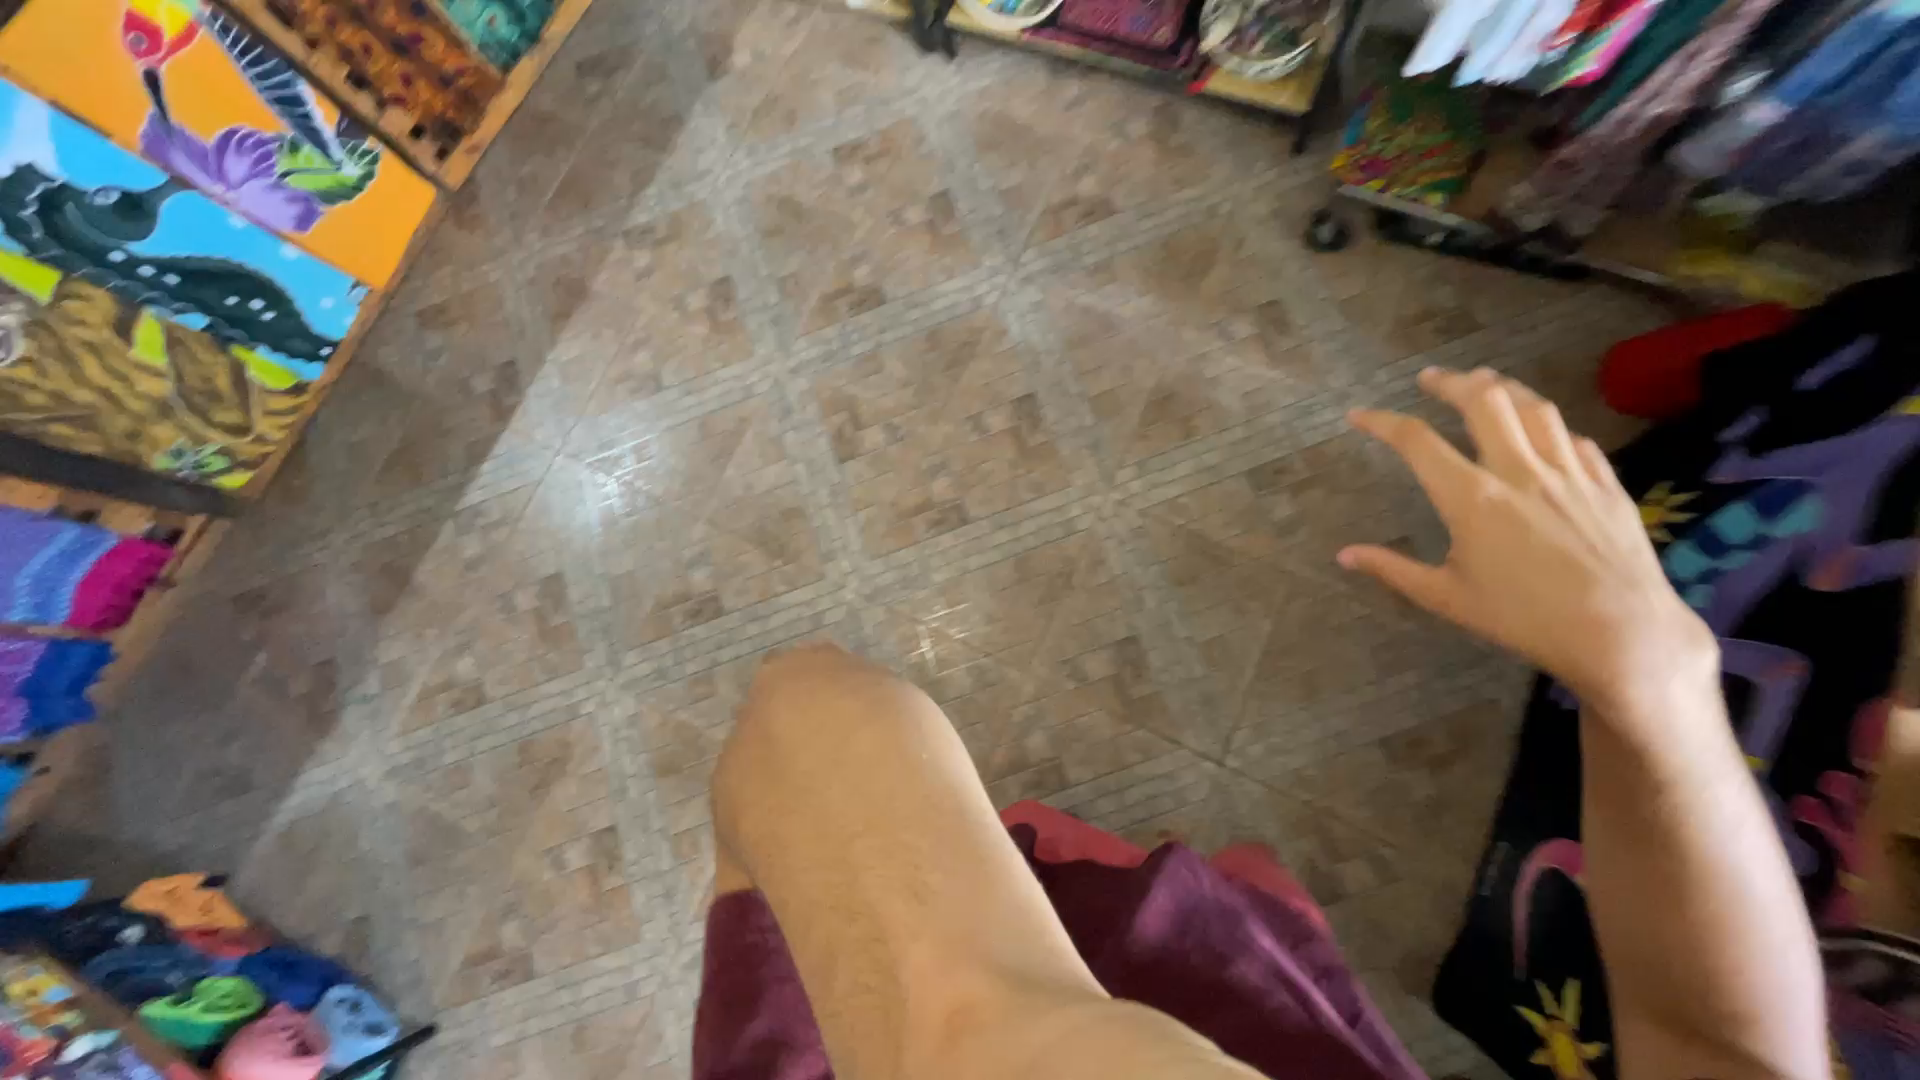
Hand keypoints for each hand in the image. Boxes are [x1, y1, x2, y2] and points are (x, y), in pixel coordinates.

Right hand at [1338, 367, 1717, 714]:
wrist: (1621, 633)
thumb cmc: (1522, 618)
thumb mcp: (1445, 598)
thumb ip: (1393, 569)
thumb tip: (1344, 555)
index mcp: (1471, 499)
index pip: (1416, 441)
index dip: (1381, 422)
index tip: (1359, 415)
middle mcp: (1519, 471)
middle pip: (1482, 401)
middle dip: (1450, 382)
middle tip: (1429, 379)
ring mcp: (1568, 473)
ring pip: (1533, 407)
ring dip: (1501, 387)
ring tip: (1483, 383)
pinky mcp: (1605, 483)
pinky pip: (1572, 436)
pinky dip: (1546, 423)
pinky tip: (1539, 428)